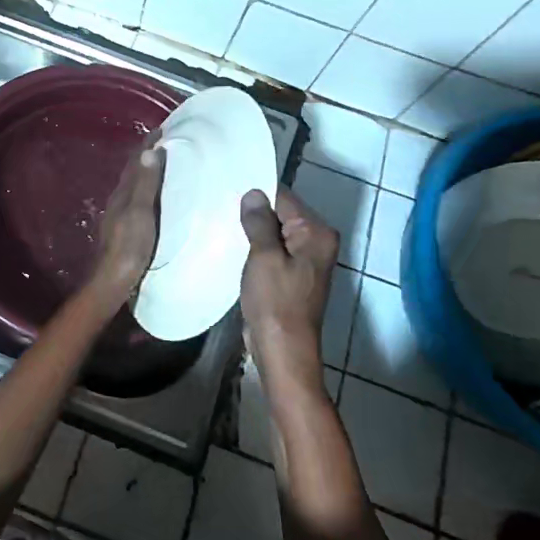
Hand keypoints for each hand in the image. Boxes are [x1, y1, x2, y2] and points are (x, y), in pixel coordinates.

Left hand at [90, 144, 164, 302]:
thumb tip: (150, 150)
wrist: (113, 280)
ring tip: (162, 167)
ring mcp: (118, 217)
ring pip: (132, 187)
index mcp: (122, 194)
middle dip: (146, 156)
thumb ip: (145, 183)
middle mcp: (117, 201)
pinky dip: (146, 192)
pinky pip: (136, 202)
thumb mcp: (140, 212)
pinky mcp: (123, 231)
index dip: (146, 145)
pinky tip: (154, 200)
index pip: (134, 162)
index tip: (161, 129)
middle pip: (132, 172)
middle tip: (164, 144)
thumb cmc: (129, 246)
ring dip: (145, 174)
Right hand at [239, 188, 337, 357]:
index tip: (228, 191)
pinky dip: (258, 249)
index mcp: (316, 233)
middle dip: (256, 213)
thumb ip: (259, 222)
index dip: (258, 195)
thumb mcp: (264, 257)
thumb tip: (253, 193)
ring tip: (224, 225)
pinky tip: (236, 248)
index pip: (285, 199)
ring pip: (277, 234)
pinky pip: (275, 252)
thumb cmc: (275, 301)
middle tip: (221, 208)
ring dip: (254, 232)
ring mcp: (306, 261)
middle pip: (283, 215)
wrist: (283, 347)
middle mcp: (318, 243)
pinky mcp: (294, 276)